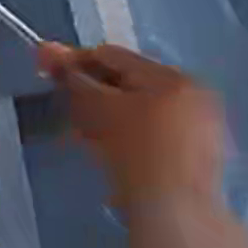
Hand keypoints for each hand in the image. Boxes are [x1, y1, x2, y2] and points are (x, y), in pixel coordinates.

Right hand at [37, 42, 227, 211]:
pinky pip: (153, 122)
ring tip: (86, 127)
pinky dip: (126, 125)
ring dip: (106, 107)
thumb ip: (69, 74)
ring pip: (138, 101)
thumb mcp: (91, 103)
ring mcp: (202, 119)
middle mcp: (193, 91)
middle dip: (92, 87)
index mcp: (171, 77)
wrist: (172, 201)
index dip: (73, 62)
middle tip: (68, 105)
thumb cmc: (130, 144)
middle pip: (126, 78)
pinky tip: (110, 142)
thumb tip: (46, 46)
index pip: (109, 55)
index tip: (47, 76)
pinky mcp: (199, 144)